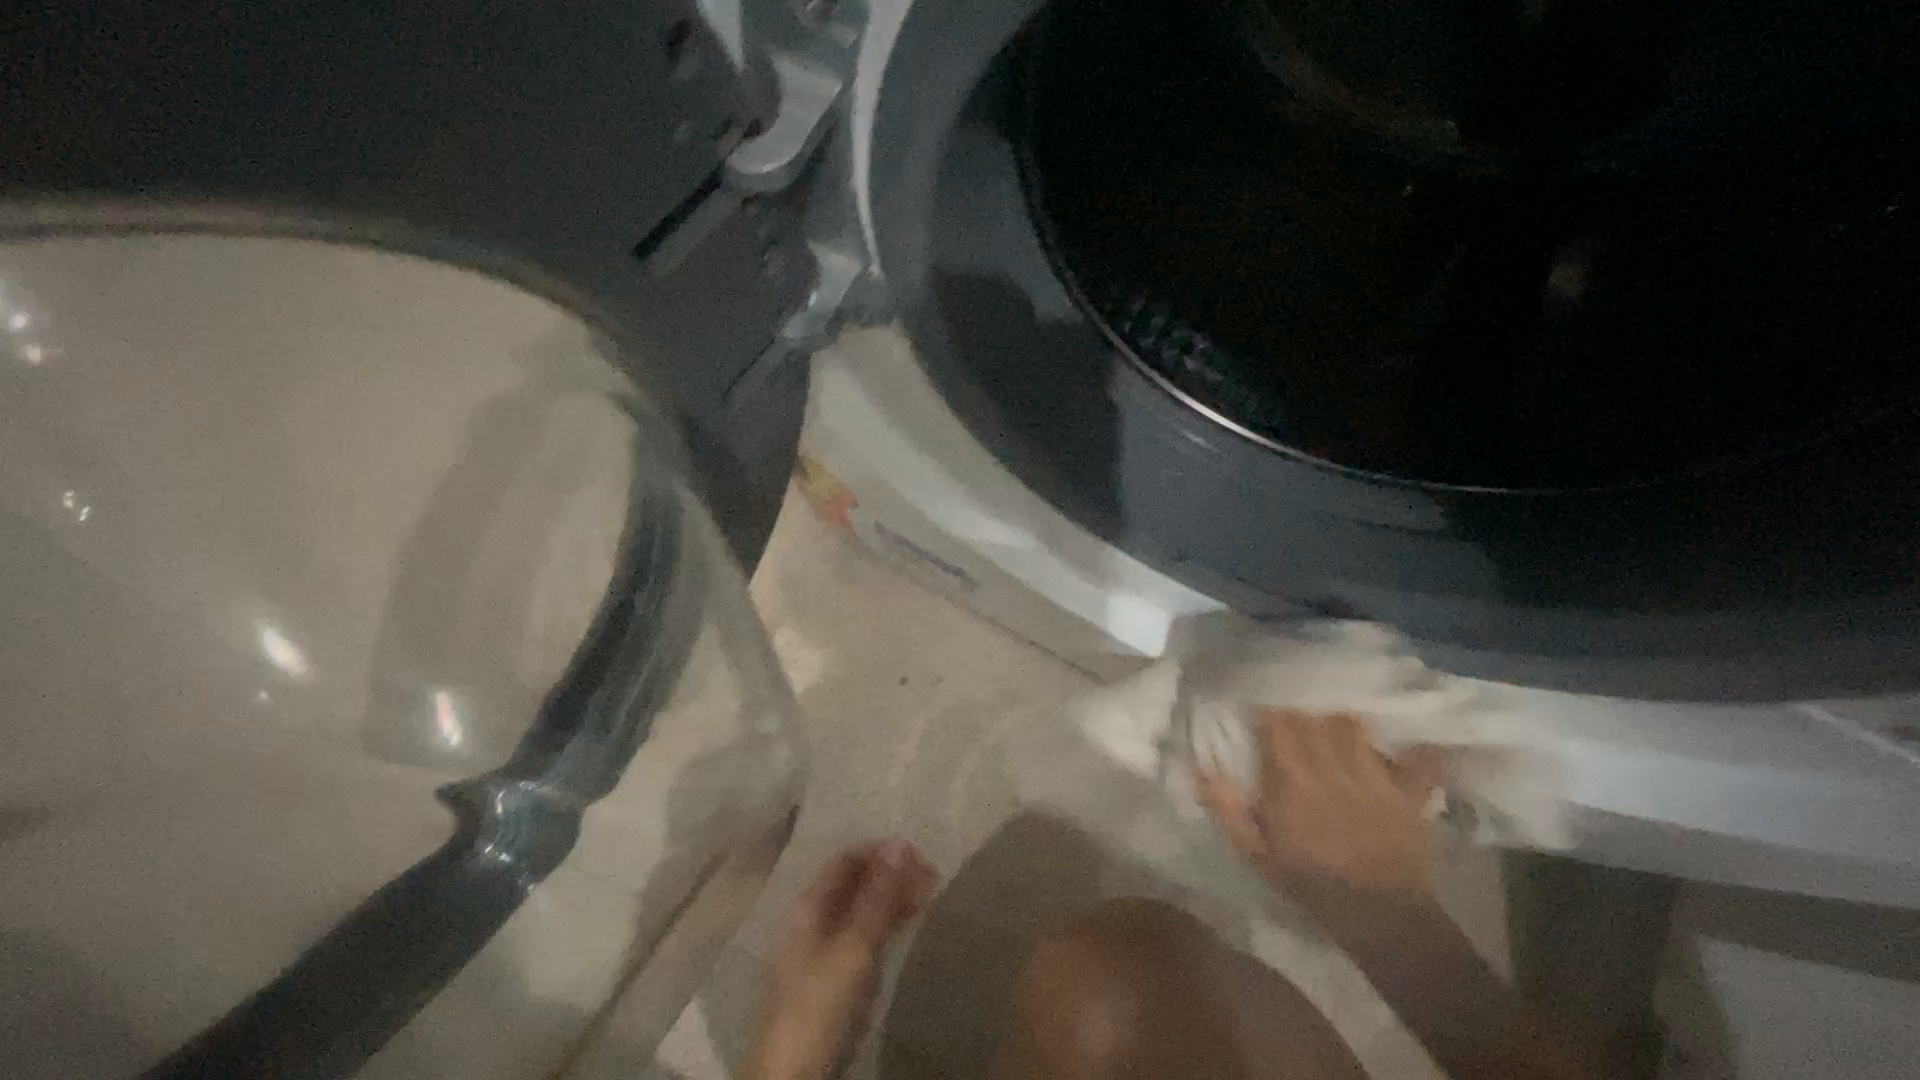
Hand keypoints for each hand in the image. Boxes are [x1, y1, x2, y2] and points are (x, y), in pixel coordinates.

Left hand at [743, 839, 940, 1079]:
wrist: (793, 1078)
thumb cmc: (820, 1005)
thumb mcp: (853, 948)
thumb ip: (877, 897)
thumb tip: (900, 843)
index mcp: (808, 905)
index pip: (846, 859)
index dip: (882, 852)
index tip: (922, 856)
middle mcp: (812, 920)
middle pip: (854, 883)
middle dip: (892, 874)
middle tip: (934, 877)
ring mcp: (823, 950)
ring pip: (861, 909)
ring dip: (893, 898)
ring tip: (929, 897)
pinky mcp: (835, 977)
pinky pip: (864, 935)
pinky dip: (887, 924)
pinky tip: (909, 925)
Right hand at [1196, 709, 1447, 911]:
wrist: (1379, 918)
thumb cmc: (1310, 884)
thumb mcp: (1256, 854)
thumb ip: (1227, 810)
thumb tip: (1200, 770)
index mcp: (1291, 782)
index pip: (1276, 725)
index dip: (1267, 713)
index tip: (1259, 715)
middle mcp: (1331, 769)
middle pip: (1313, 718)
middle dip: (1300, 713)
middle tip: (1293, 720)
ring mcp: (1374, 778)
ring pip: (1354, 726)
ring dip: (1340, 722)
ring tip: (1334, 728)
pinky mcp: (1408, 793)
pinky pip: (1418, 759)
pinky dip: (1416, 749)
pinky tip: (1410, 744)